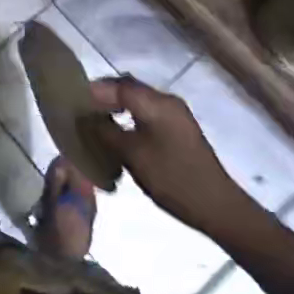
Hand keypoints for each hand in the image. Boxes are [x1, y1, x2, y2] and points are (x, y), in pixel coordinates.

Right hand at [90, 76, 258, 234]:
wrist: (219, 209)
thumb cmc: (173, 179)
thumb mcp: (132, 155)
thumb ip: (105, 130)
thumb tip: (85, 117)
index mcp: (157, 103)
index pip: (118, 84)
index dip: (94, 90)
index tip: (73, 103)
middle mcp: (167, 102)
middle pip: (128, 88)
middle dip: (103, 97)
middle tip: (82, 113)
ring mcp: (176, 116)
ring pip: (137, 101)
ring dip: (115, 108)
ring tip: (96, 125)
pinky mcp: (179, 131)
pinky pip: (147, 114)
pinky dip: (129, 119)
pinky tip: (118, 136)